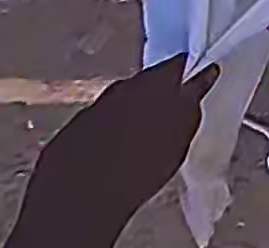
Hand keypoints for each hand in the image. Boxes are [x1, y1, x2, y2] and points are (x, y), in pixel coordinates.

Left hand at [6, 55, 218, 245]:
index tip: (197, 80)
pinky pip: (88, 130)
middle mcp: (119, 88)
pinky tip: (107, 157)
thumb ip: (194, 97)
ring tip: (137, 140)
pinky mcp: (62, 140)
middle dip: (155, 95)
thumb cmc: (142, 164)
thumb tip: (206, 74)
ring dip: (126, 115)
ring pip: (115, 106)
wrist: (80, 206)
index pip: (179, 63)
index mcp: (154, 80)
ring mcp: (87, 113)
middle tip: (166, 115)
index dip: (190, 71)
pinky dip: (100, 137)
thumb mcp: (183, 130)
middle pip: (144, 83)